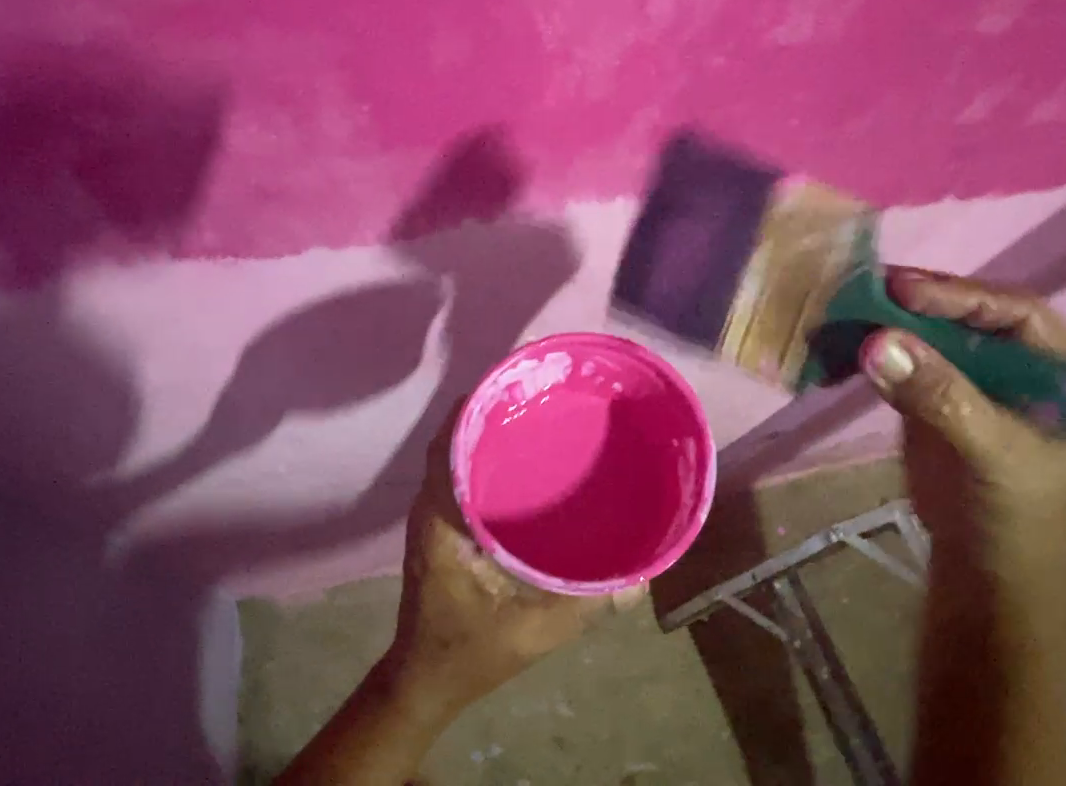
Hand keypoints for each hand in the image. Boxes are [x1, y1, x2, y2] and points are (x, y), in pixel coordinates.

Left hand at [386, 406, 642, 711]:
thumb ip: (587, 605)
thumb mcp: (534, 632)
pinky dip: (489, 453)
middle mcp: (431, 505)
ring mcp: (434, 512)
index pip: (450, 440)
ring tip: (543, 413)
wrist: (424, 682)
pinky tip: (529, 457)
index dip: (482, 405)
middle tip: (548, 393)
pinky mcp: (444, 522)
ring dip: (492, 428)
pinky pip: (462, 470)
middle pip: (456, 434)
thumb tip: (641, 577)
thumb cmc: (470, 654)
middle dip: (497, 407)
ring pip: (458, 449)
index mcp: (442, 518)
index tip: (525, 384)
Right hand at [859, 267, 1065, 576]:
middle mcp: (1015, 366)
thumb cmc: (1015, 519)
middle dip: (920, 302)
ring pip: (931, 336)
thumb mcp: (990, 453)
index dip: (963, 295)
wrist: (986, 580)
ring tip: (847, 307)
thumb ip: (940, 394)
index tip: (905, 290)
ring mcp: (970, 382)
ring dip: (890, 323)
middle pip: (967, 316)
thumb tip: (877, 340)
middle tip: (869, 288)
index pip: (1015, 312)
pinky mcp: (932, 402)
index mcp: (1057, 372)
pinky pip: (903, 365)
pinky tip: (843, 347)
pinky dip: (874, 355)